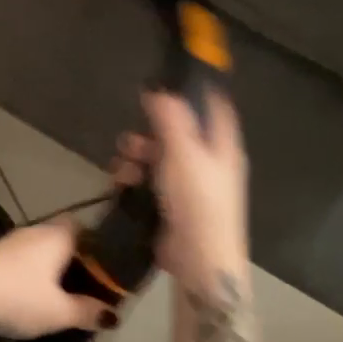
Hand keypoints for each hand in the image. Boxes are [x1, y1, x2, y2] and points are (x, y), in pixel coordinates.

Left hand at [0, 218, 115, 338]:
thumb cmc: (17, 295)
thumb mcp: (58, 312)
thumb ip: (87, 311)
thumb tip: (114, 314)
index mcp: (58, 236)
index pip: (85, 228)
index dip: (98, 245)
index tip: (107, 269)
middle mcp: (38, 230)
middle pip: (65, 239)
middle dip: (76, 261)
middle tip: (89, 287)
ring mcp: (14, 240)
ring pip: (44, 250)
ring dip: (54, 269)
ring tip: (64, 296)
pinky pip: (26, 259)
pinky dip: (34, 274)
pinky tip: (33, 296)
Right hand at [117, 91, 249, 291]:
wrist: (198, 260)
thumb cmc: (198, 201)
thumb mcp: (183, 152)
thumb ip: (169, 118)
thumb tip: (158, 88)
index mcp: (221, 146)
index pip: (215, 108)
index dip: (197, 92)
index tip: (170, 81)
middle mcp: (207, 162)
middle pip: (176, 132)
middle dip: (149, 133)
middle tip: (133, 139)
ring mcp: (189, 184)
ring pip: (156, 155)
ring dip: (135, 157)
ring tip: (123, 168)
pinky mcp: (171, 204)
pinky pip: (148, 179)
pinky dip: (133, 178)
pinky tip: (122, 183)